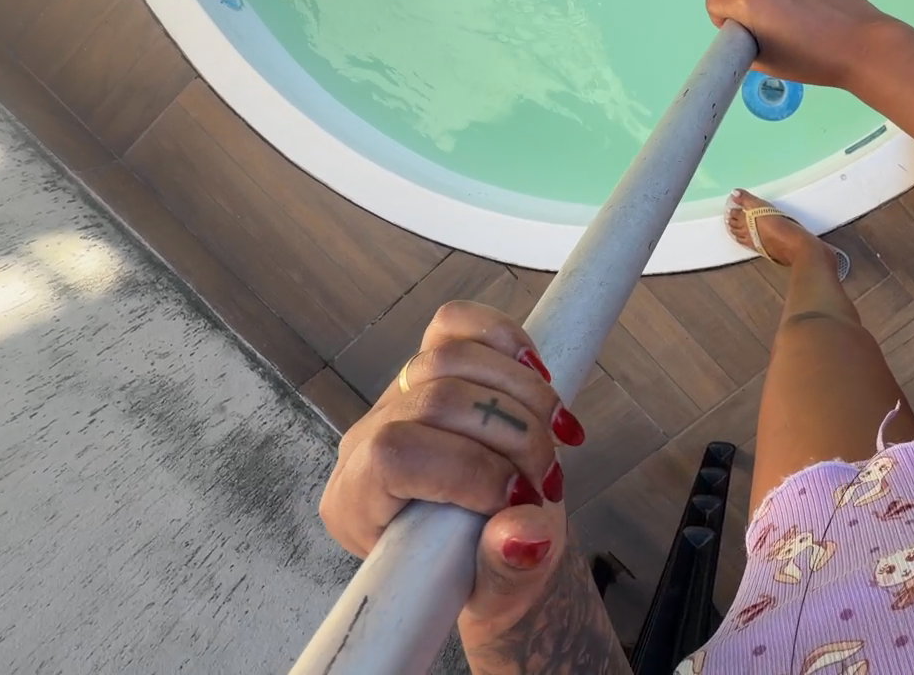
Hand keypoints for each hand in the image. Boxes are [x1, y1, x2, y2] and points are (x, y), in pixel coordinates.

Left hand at [318, 300, 587, 639]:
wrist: (494, 536)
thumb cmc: (484, 566)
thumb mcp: (502, 589)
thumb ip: (508, 568)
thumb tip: (524, 529)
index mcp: (357, 505)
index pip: (395, 455)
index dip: (467, 467)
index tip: (519, 497)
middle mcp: (365, 442)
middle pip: (436, 397)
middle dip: (515, 432)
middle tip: (550, 473)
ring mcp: (398, 394)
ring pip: (452, 354)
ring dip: (524, 390)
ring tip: (556, 431)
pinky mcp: (433, 361)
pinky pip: (458, 323)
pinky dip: (508, 340)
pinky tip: (539, 375)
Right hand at [705, 0, 913, 87]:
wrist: (860, 48)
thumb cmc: (813, 61)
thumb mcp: (767, 64)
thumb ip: (745, 46)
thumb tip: (744, 35)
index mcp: (745, 3)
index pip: (715, 2)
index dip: (722, 19)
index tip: (739, 32)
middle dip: (740, 3)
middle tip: (763, 26)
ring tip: (787, 13)